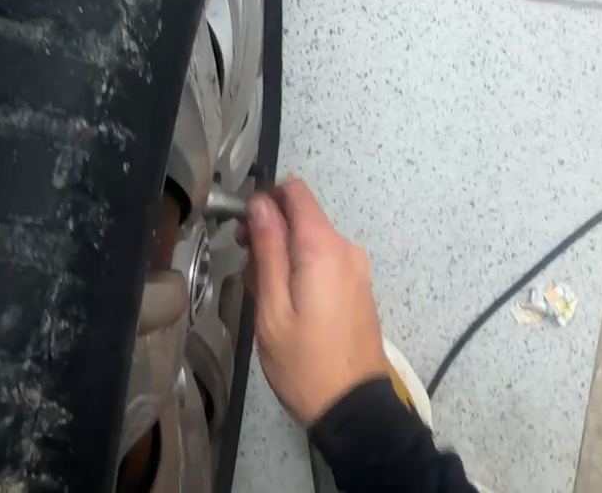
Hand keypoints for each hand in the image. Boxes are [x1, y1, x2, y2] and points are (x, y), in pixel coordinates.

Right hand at [239, 178, 390, 425]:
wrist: (354, 409)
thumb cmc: (305, 362)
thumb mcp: (273, 308)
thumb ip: (268, 250)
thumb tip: (260, 204)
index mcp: (324, 247)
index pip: (295, 192)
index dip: (265, 200)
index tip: (244, 228)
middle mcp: (345, 248)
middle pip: (302, 216)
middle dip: (270, 233)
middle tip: (246, 269)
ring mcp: (356, 267)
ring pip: (310, 240)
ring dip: (283, 255)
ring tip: (264, 296)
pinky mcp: (358, 286)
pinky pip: (324, 260)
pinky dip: (302, 269)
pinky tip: (287, 303)